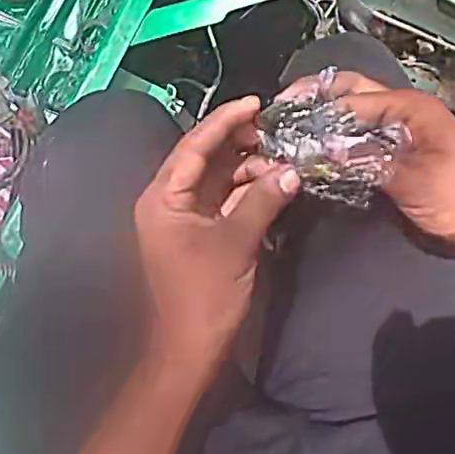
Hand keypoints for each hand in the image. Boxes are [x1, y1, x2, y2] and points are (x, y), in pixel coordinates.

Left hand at [134, 97, 301, 371]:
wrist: (190, 349)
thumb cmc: (204, 295)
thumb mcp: (235, 242)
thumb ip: (262, 201)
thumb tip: (290, 171)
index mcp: (164, 197)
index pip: (194, 146)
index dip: (225, 121)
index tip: (256, 103)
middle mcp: (170, 200)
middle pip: (206, 158)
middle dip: (242, 143)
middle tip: (277, 133)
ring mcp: (187, 217)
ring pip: (219, 178)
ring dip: (249, 168)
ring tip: (283, 160)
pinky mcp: (203, 233)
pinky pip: (226, 200)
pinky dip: (249, 191)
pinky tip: (275, 183)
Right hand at [274, 71, 454, 248]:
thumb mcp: (414, 181)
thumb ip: (368, 162)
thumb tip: (324, 149)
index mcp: (410, 108)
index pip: (352, 98)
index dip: (316, 107)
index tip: (283, 117)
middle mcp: (404, 112)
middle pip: (352, 93)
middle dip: (316, 98)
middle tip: (283, 111)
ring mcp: (402, 131)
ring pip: (356, 114)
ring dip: (326, 118)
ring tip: (294, 130)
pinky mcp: (400, 152)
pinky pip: (364, 138)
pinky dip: (341, 141)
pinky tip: (320, 153)